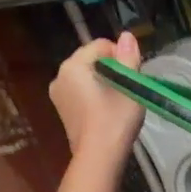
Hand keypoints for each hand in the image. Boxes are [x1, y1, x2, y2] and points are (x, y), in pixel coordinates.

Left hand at [49, 32, 144, 163]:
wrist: (99, 156)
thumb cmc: (115, 118)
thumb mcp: (129, 85)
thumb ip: (128, 57)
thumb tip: (126, 35)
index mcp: (73, 66)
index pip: (101, 45)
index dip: (121, 56)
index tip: (132, 75)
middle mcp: (60, 75)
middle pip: (92, 59)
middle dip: (112, 67)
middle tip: (129, 87)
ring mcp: (58, 94)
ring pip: (87, 75)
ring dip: (105, 81)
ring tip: (119, 99)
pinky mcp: (62, 109)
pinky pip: (81, 90)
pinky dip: (95, 93)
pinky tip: (107, 109)